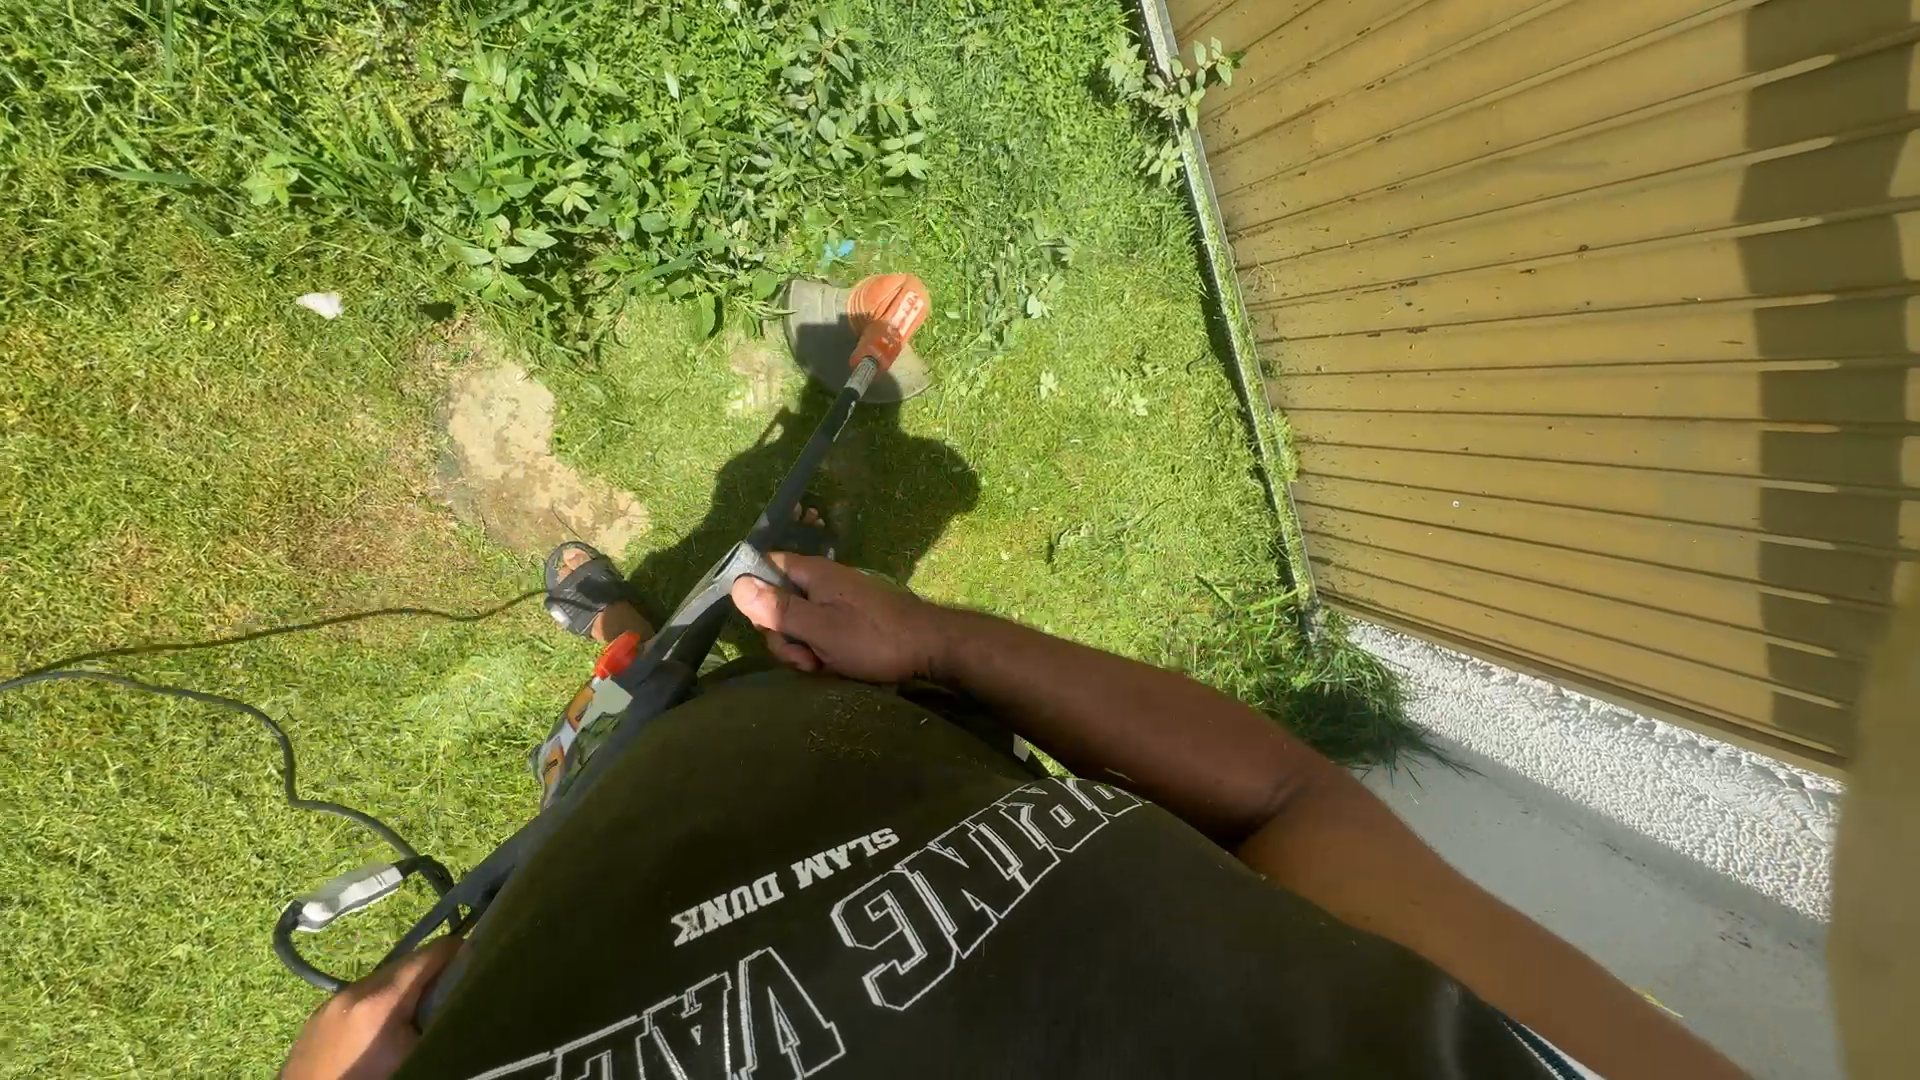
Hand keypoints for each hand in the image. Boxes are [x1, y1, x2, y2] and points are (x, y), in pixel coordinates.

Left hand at [280, 938, 459, 1079]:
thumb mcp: (417, 1055)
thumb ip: (443, 1016)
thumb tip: (472, 989)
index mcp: (380, 998)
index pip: (436, 950)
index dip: (463, 955)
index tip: (478, 971)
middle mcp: (352, 991)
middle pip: (410, 962)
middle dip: (432, 977)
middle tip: (446, 1005)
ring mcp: (328, 1006)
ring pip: (385, 980)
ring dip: (405, 992)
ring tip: (413, 1023)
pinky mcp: (314, 1022)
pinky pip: (360, 999)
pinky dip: (379, 1007)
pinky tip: (380, 1036)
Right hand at [730, 553, 949, 682]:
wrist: (930, 649)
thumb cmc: (874, 637)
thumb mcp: (820, 628)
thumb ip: (779, 609)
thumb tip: (736, 584)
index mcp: (813, 572)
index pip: (766, 567)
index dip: (755, 594)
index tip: (765, 624)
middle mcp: (823, 581)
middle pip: (778, 604)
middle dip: (785, 637)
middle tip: (807, 658)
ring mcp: (837, 602)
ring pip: (798, 625)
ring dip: (804, 650)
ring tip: (825, 665)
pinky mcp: (849, 621)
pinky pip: (820, 635)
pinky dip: (823, 653)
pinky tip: (836, 667)